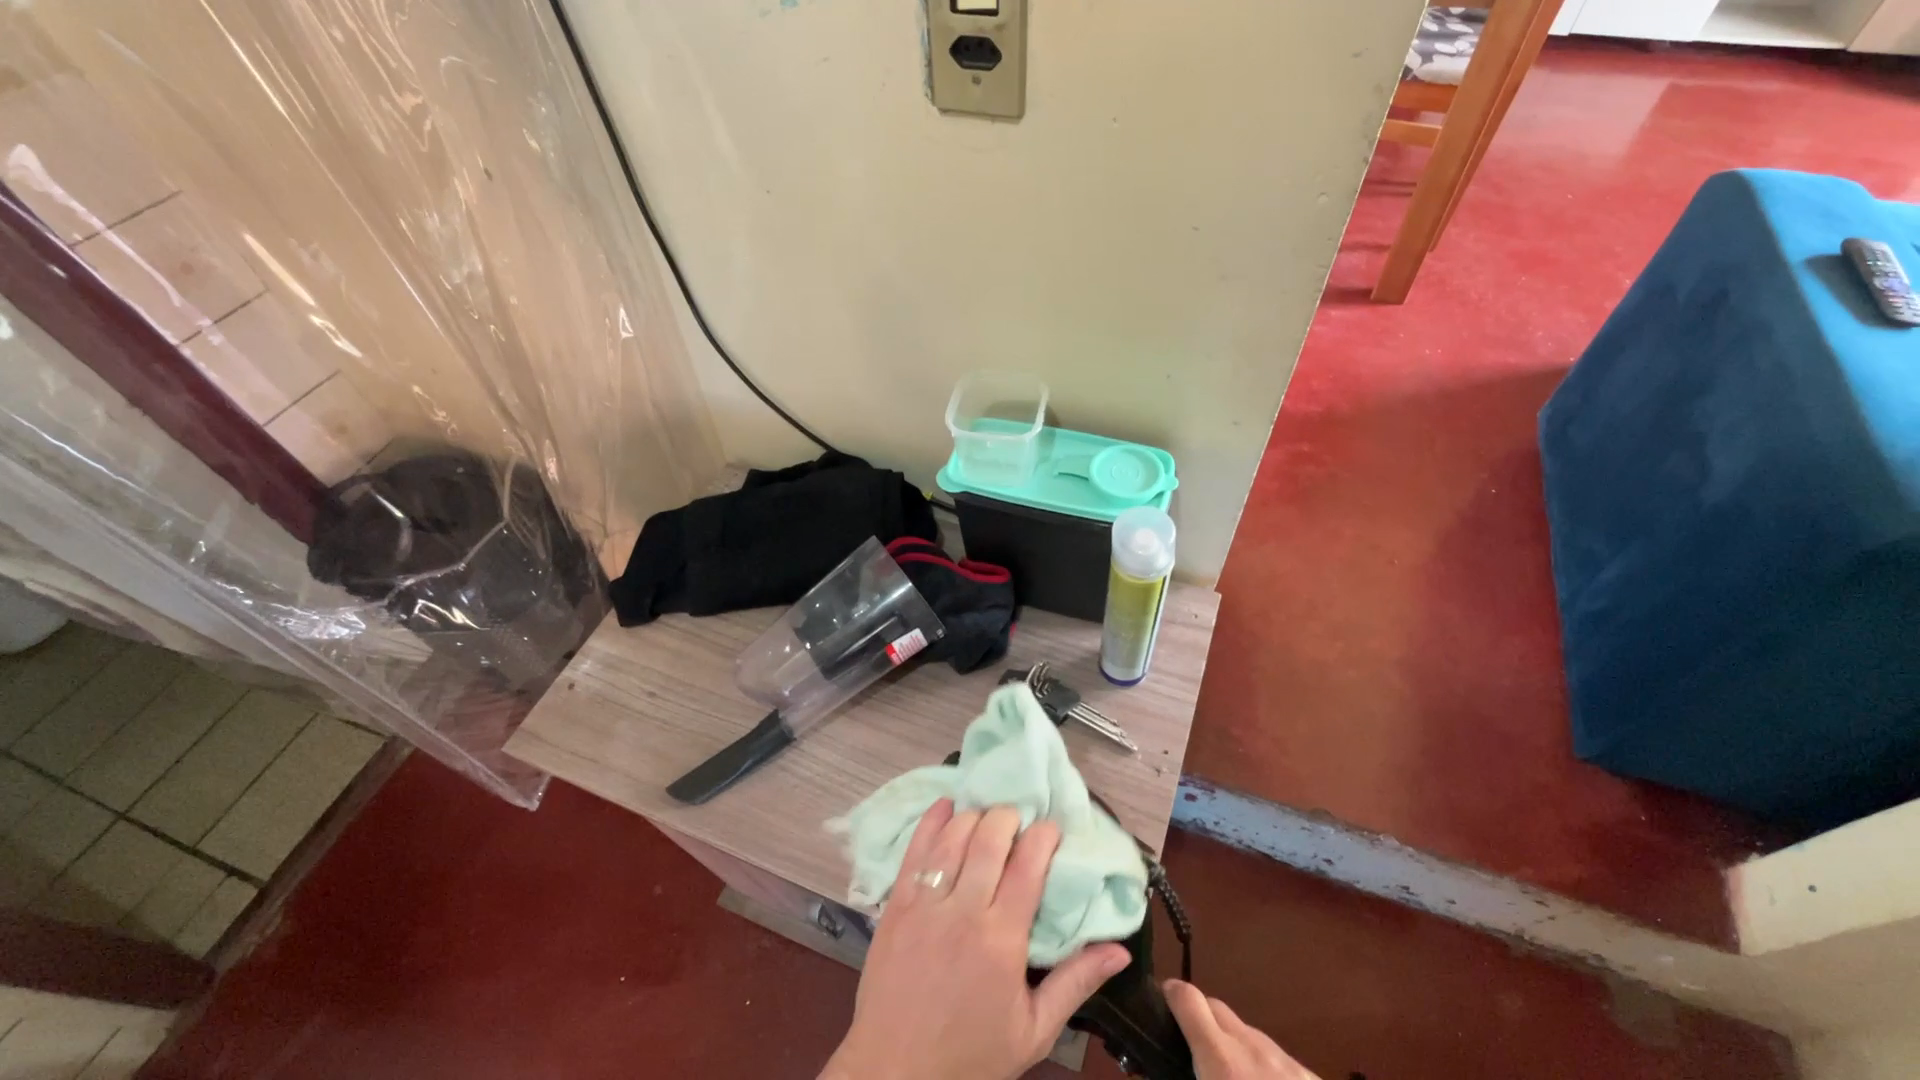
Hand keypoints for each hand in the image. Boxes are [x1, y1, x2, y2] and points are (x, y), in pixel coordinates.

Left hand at [822, 799, 1130, 1079]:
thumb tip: (1119, 949)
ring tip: (988, 816)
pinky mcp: (895, 906)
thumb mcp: (1033, 1030)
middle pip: (989, 839)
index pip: (1028, 865)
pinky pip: (914, 852)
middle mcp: (963, 911)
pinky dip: (931, 823)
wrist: (896, 1073)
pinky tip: (945, 806)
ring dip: (974, 816)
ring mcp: (924, 905)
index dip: (1043, 836)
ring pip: (952, 837)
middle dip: (1009, 817)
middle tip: (1020, 819)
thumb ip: (1075, 983)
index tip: (1052, 828)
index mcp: (1002, 940)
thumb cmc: (971, 1055)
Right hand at [1166, 980, 1320, 1079]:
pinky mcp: (1310, 1077)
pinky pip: (1277, 1060)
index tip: (1161, 1004)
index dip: (1170, 994)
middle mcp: (1252, 1048)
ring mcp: (1286, 1061)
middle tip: (1187, 1049)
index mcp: (1221, 1060)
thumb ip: (1186, 1076)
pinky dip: (1262, 1068)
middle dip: (1198, 1017)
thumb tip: (1155, 1075)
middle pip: (1217, 1007)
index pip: (1188, 999)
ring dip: (1232, 1046)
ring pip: (1248, 1034)